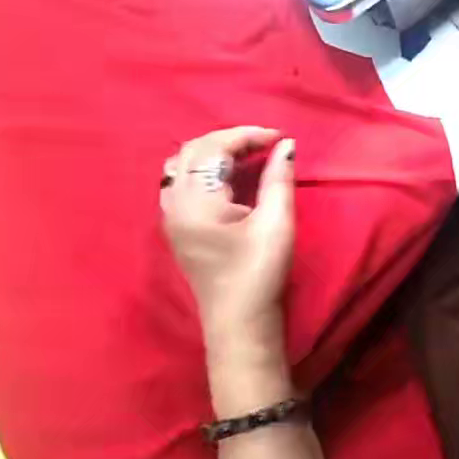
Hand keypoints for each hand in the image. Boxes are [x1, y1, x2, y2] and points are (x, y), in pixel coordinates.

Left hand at [160, 127, 296, 363]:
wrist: (239, 323)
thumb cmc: (259, 274)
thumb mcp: (276, 224)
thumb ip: (279, 179)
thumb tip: (286, 145)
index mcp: (196, 202)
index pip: (215, 149)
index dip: (247, 136)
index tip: (279, 138)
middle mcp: (175, 204)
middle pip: (194, 150)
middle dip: (231, 140)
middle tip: (266, 144)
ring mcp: (171, 216)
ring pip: (184, 163)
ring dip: (215, 151)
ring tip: (248, 155)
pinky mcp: (177, 226)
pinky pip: (182, 181)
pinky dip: (205, 168)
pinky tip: (230, 176)